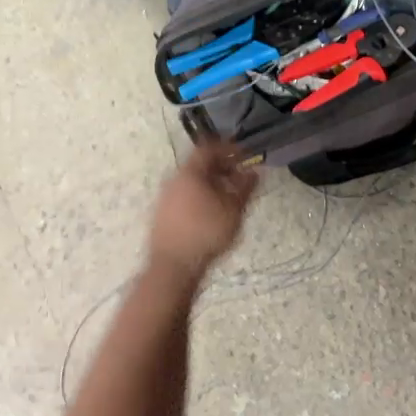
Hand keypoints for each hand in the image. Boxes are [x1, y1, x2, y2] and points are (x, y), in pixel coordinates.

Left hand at [147, 138, 258, 275]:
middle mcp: (174, 180)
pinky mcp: (161, 215)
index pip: (209, 149)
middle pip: (199, 165)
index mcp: (190, 172)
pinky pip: (183, 196)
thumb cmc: (207, 232)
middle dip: (220, 168)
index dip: (228, 149)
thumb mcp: (234, 209)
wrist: (172, 266)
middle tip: (238, 178)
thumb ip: (245, 187)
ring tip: (227, 197)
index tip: (244, 156)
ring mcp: (164, 198)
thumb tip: (254, 171)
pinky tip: (210, 213)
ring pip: (191, 182)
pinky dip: (198, 197)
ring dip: (210, 184)